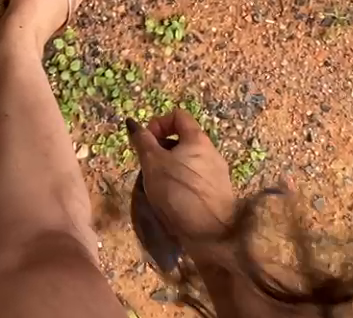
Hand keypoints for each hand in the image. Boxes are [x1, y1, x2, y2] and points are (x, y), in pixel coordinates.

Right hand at [131, 109, 237, 242]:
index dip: (158, 123)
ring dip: (171, 167)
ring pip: (189, 161)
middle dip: (162, 149)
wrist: (212, 236)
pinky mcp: (219, 196)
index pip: (178, 116)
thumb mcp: (152, 163)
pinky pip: (197, 180)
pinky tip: (174, 201)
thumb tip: (133, 124)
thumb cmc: (178, 192)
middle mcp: (212, 152)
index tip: (147, 142)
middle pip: (183, 139)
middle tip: (149, 166)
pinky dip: (183, 183)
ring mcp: (218, 175)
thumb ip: (142, 141)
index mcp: (197, 139)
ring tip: (159, 186)